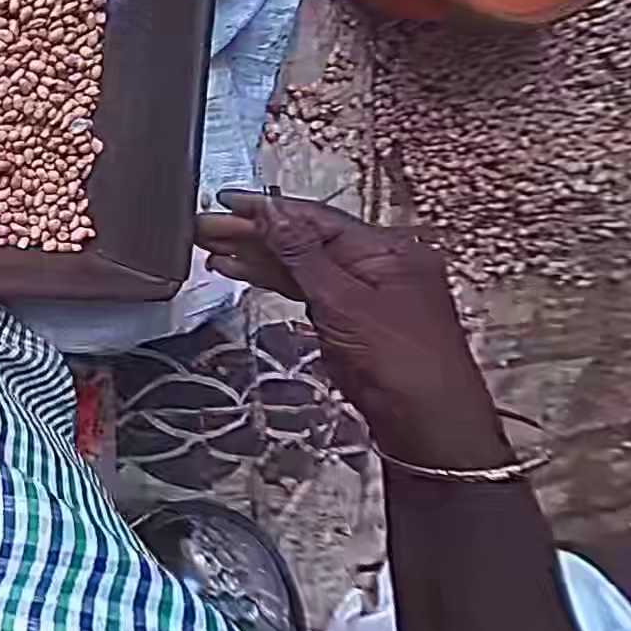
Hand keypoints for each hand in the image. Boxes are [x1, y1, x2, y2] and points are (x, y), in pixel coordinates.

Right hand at [196, 189, 509, 468]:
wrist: (426, 429)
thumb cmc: (399, 364)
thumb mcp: (343, 300)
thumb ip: (301, 252)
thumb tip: (270, 210)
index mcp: (386, 251)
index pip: (314, 217)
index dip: (266, 208)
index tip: (226, 201)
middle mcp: (373, 263)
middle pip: (300, 237)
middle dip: (249, 231)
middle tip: (205, 226)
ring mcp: (357, 290)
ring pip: (294, 262)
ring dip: (251, 254)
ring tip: (208, 247)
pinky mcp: (344, 314)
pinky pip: (299, 284)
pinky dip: (267, 276)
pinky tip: (234, 268)